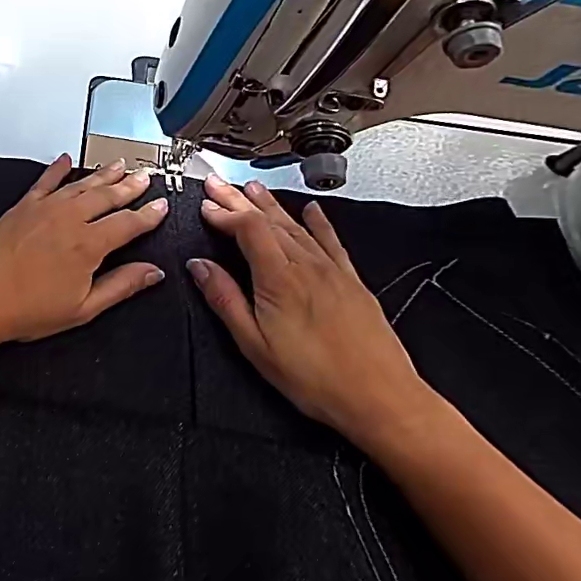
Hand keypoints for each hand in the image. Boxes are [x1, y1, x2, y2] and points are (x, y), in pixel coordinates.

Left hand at [0, 156, 167, 346]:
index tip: (160, 206)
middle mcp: (69, 219)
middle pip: (109, 196)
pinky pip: (46, 181)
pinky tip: (65, 160)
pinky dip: (58, 169)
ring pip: (83, 185)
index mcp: (88, 244)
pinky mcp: (23, 207)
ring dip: (104, 174)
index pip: (129, 223)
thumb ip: (121, 286)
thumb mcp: (82, 308)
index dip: (149, 214)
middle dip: (130, 185)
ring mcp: (45, 209)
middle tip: (145, 177)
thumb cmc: (23, 308)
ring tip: (120, 165)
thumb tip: (152, 274)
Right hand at [187, 175, 433, 441]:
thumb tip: (200, 268)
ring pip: (295, 225)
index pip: (247, 228)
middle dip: (238, 199)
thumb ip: (225, 300)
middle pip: (267, 219)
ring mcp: (331, 269)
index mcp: (279, 279)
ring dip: (270, 204)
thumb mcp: (256, 346)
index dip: (224, 213)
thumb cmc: (319, 379)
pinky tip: (312, 211)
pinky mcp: (351, 279)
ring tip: (252, 188)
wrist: (379, 395)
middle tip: (219, 185)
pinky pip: (331, 239)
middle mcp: (306, 265)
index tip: (207, 206)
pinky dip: (318, 221)